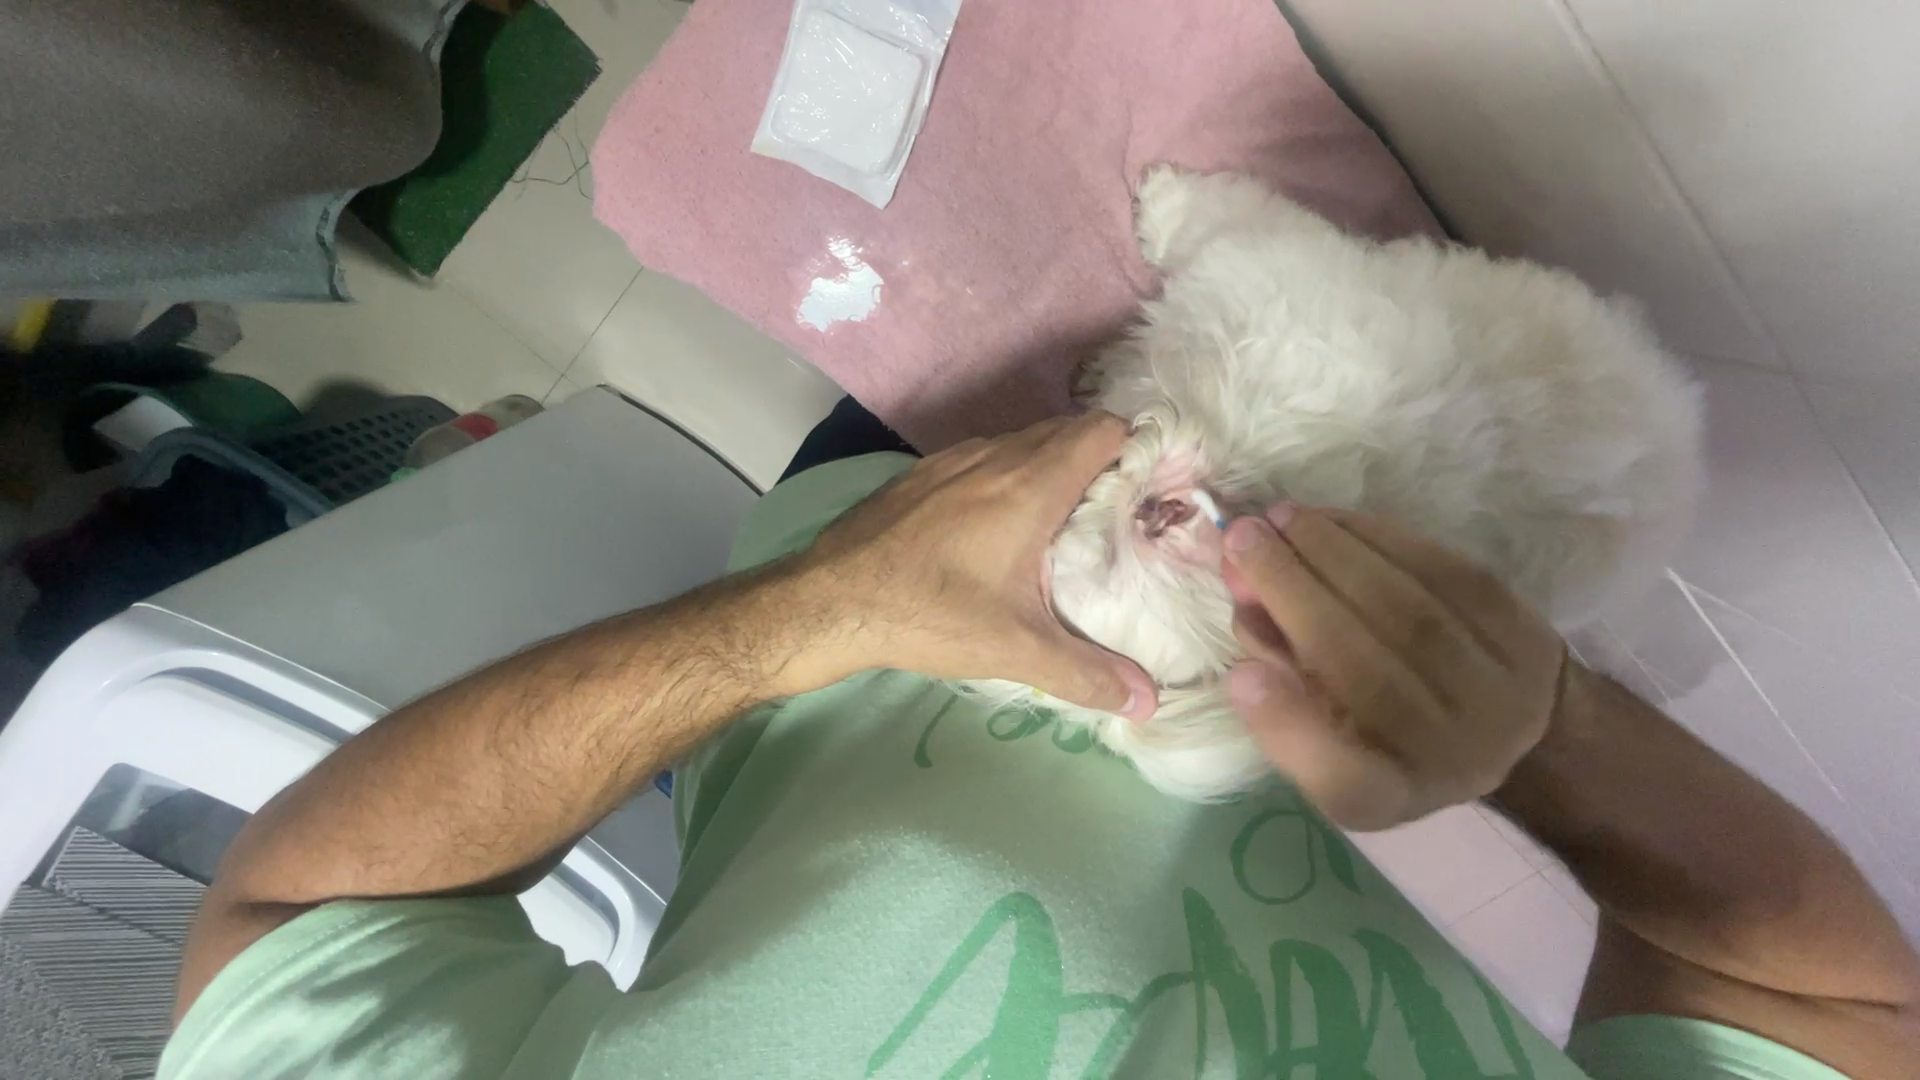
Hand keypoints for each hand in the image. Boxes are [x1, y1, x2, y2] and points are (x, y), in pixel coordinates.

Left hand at [794, 412, 1158, 718]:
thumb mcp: (1015, 648)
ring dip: (1050, 468)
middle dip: (1100, 463)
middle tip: (1114, 514)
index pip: (1103, 430)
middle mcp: (995, 455)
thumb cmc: (929, 614)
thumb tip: (1148, 702)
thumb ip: (1087, 673)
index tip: (1147, 491)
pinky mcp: (923, 473)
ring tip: (1061, 521)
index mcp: (1031, 484)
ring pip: (1022, 443)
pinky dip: (1007, 476)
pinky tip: (996, 526)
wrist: (829, 600)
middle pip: (1067, 433)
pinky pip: (984, 458)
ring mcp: (953, 458)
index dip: (1135, 449)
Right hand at [1220, 504, 1570, 829]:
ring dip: (1331, 551)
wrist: (1504, 721)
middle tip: (1241, 537)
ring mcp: (1499, 696)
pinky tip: (1330, 520)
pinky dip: (1376, 538)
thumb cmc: (1382, 726)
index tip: (1239, 675)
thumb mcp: (1320, 728)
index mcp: (1388, 794)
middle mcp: (1451, 759)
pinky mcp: (1526, 635)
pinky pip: (1442, 573)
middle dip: (1291, 591)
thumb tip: (1246, 600)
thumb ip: (1276, 675)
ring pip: (1404, 610)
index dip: (1287, 730)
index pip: (1343, 781)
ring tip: (1279, 519)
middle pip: (1364, 672)